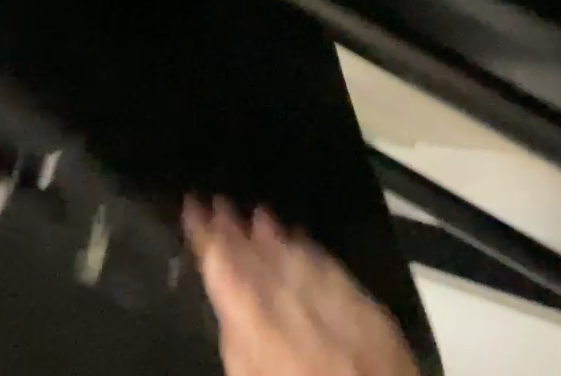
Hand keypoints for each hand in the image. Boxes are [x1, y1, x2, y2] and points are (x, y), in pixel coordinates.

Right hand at [185, 197, 419, 375]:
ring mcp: (333, 304)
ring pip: (295, 257)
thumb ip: (234, 335)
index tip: (192, 207)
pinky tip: (304, 244)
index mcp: (255, 318)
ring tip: (259, 213)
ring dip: (274, 235)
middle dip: (233, 226)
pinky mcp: (368, 315)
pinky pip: (333, 272)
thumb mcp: (245, 371)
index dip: (202, 231)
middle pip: (256, 253)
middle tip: (218, 202)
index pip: (220, 261)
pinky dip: (314, 255)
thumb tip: (226, 305)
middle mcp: (292, 302)